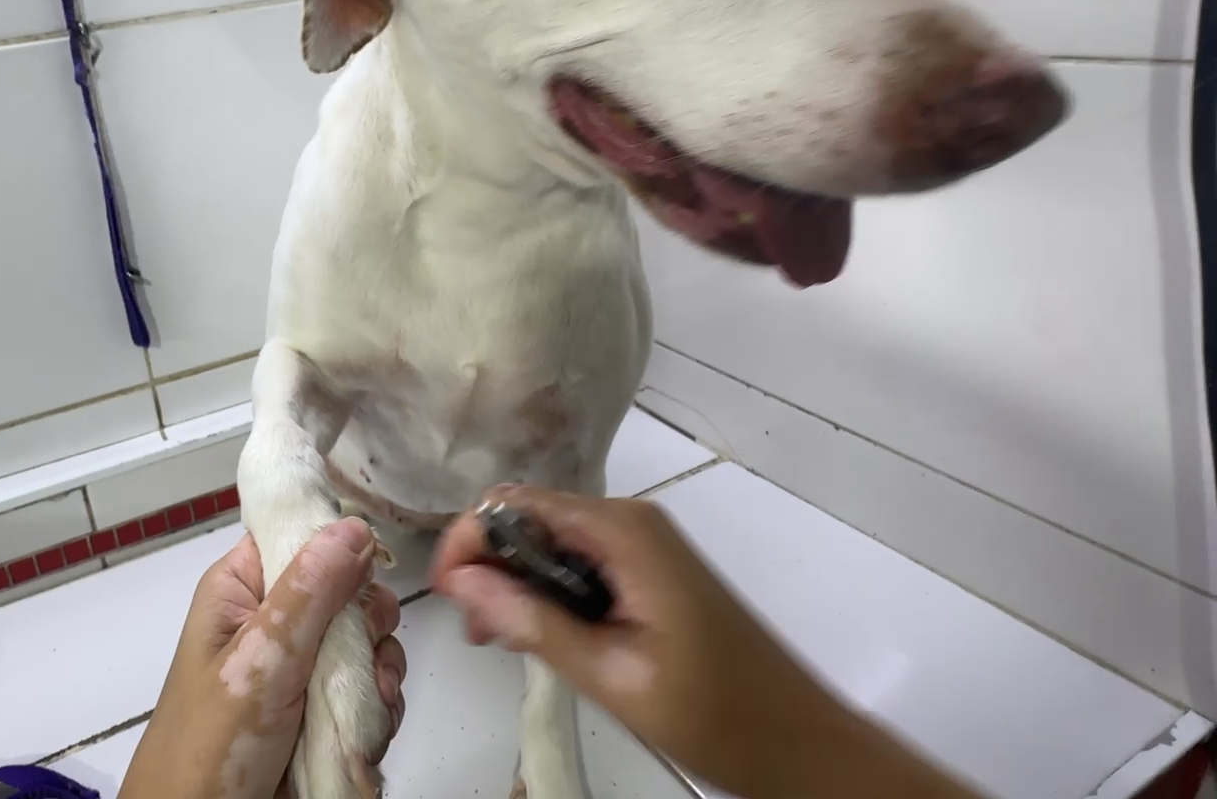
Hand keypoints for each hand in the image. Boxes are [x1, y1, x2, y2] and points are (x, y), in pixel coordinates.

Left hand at [120, 519, 406, 798]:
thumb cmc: (213, 741)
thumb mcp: (261, 657)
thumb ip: (309, 591)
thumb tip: (355, 524)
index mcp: (243, 588)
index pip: (296, 536)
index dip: (337, 544)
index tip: (367, 571)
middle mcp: (272, 618)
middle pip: (342, 589)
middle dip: (366, 619)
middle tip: (368, 642)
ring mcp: (298, 665)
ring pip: (362, 641)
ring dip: (377, 669)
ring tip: (375, 697)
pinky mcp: (320, 708)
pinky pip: (366, 686)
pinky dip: (378, 704)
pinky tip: (369, 728)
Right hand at [429, 485, 984, 798]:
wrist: (809, 749)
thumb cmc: (716, 714)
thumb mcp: (611, 673)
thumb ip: (532, 620)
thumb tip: (458, 579)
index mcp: (620, 531)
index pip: (516, 504)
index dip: (469, 537)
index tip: (445, 590)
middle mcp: (626, 518)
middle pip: (529, 516)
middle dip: (487, 560)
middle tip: (471, 624)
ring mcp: (638, 540)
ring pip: (548, 538)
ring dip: (512, 577)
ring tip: (493, 634)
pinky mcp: (644, 564)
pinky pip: (574, 558)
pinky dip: (544, 587)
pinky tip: (535, 629)